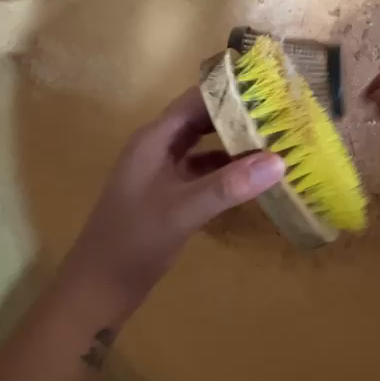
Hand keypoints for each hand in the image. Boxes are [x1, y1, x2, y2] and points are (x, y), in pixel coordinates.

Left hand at [61, 87, 286, 307]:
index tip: (271, 89)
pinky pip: (204, 169)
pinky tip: (255, 177)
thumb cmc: (133, 242)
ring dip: (236, 142)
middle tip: (282, 114)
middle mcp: (158, 147)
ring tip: (277, 140)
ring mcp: (162, 171)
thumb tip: (280, 161)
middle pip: (203, 118)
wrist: (97, 291)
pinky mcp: (169, 193)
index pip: (197, 99)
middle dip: (240, 115)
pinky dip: (228, 169)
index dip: (232, 91)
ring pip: (205, 144)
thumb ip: (229, 185)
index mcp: (154, 139)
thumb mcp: (183, 211)